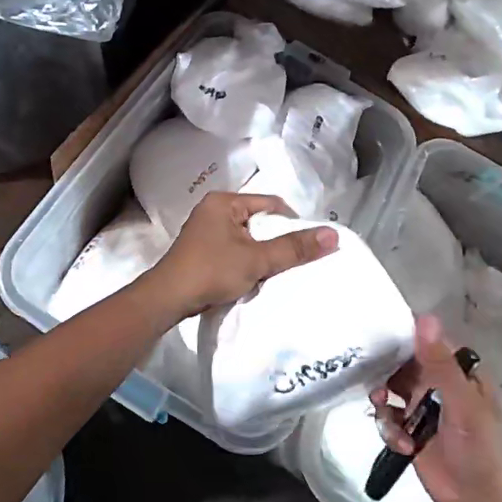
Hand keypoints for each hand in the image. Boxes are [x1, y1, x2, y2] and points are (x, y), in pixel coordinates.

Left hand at [139, 192, 337, 321]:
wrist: (168, 299)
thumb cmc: (211, 271)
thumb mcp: (258, 259)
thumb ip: (294, 248)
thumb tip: (334, 235)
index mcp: (224, 202)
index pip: (270, 203)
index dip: (292, 222)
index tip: (306, 245)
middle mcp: (213, 210)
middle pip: (259, 220)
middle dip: (277, 239)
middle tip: (294, 259)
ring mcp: (204, 230)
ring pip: (247, 237)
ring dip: (261, 252)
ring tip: (275, 269)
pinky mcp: (201, 250)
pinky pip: (234, 249)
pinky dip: (246, 260)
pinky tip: (254, 276)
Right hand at [371, 315, 501, 501]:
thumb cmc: (482, 450)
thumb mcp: (463, 404)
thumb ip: (440, 364)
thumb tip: (424, 319)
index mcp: (461, 375)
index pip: (431, 345)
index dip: (408, 340)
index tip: (383, 338)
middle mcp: (441, 388)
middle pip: (405, 367)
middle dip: (389, 375)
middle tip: (381, 385)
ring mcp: (424, 411)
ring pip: (392, 393)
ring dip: (385, 403)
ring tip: (386, 413)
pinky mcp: (410, 434)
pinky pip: (389, 421)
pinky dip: (390, 430)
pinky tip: (403, 445)